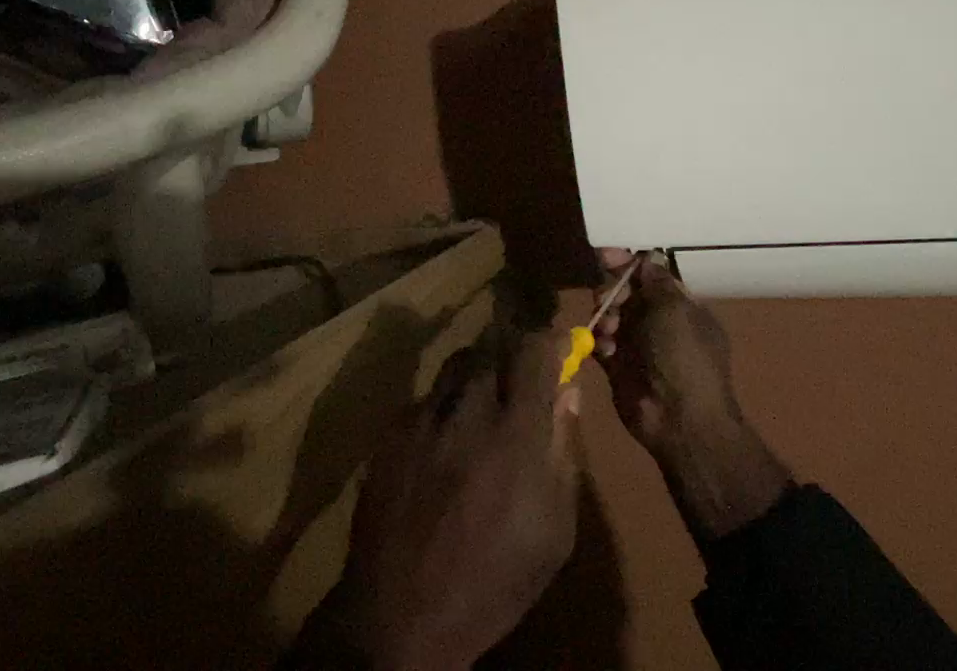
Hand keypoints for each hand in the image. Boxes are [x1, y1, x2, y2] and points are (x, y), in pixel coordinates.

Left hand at [296, 330, 581, 670]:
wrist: (400, 616)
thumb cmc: (495, 580)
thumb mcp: (555, 528)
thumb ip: (564, 451)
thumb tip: (566, 393)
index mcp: (516, 431)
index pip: (536, 349)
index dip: (553, 339)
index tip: (562, 346)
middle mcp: (468, 409)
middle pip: (493, 346)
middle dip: (514, 353)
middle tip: (522, 379)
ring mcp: (423, 418)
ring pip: (456, 365)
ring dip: (477, 372)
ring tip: (483, 405)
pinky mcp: (390, 434)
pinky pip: (426, 399)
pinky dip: (444, 406)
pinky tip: (444, 442)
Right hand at [591, 249, 741, 458]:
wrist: (680, 418)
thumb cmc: (683, 356)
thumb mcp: (675, 309)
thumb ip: (656, 281)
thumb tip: (647, 258)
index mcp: (681, 306)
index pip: (650, 275)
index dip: (628, 263)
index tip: (605, 254)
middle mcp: (658, 322)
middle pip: (626, 293)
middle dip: (612, 291)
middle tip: (609, 299)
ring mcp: (637, 345)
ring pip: (610, 316)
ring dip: (605, 317)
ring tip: (608, 329)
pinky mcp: (617, 366)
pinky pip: (599, 343)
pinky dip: (598, 342)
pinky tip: (605, 350)